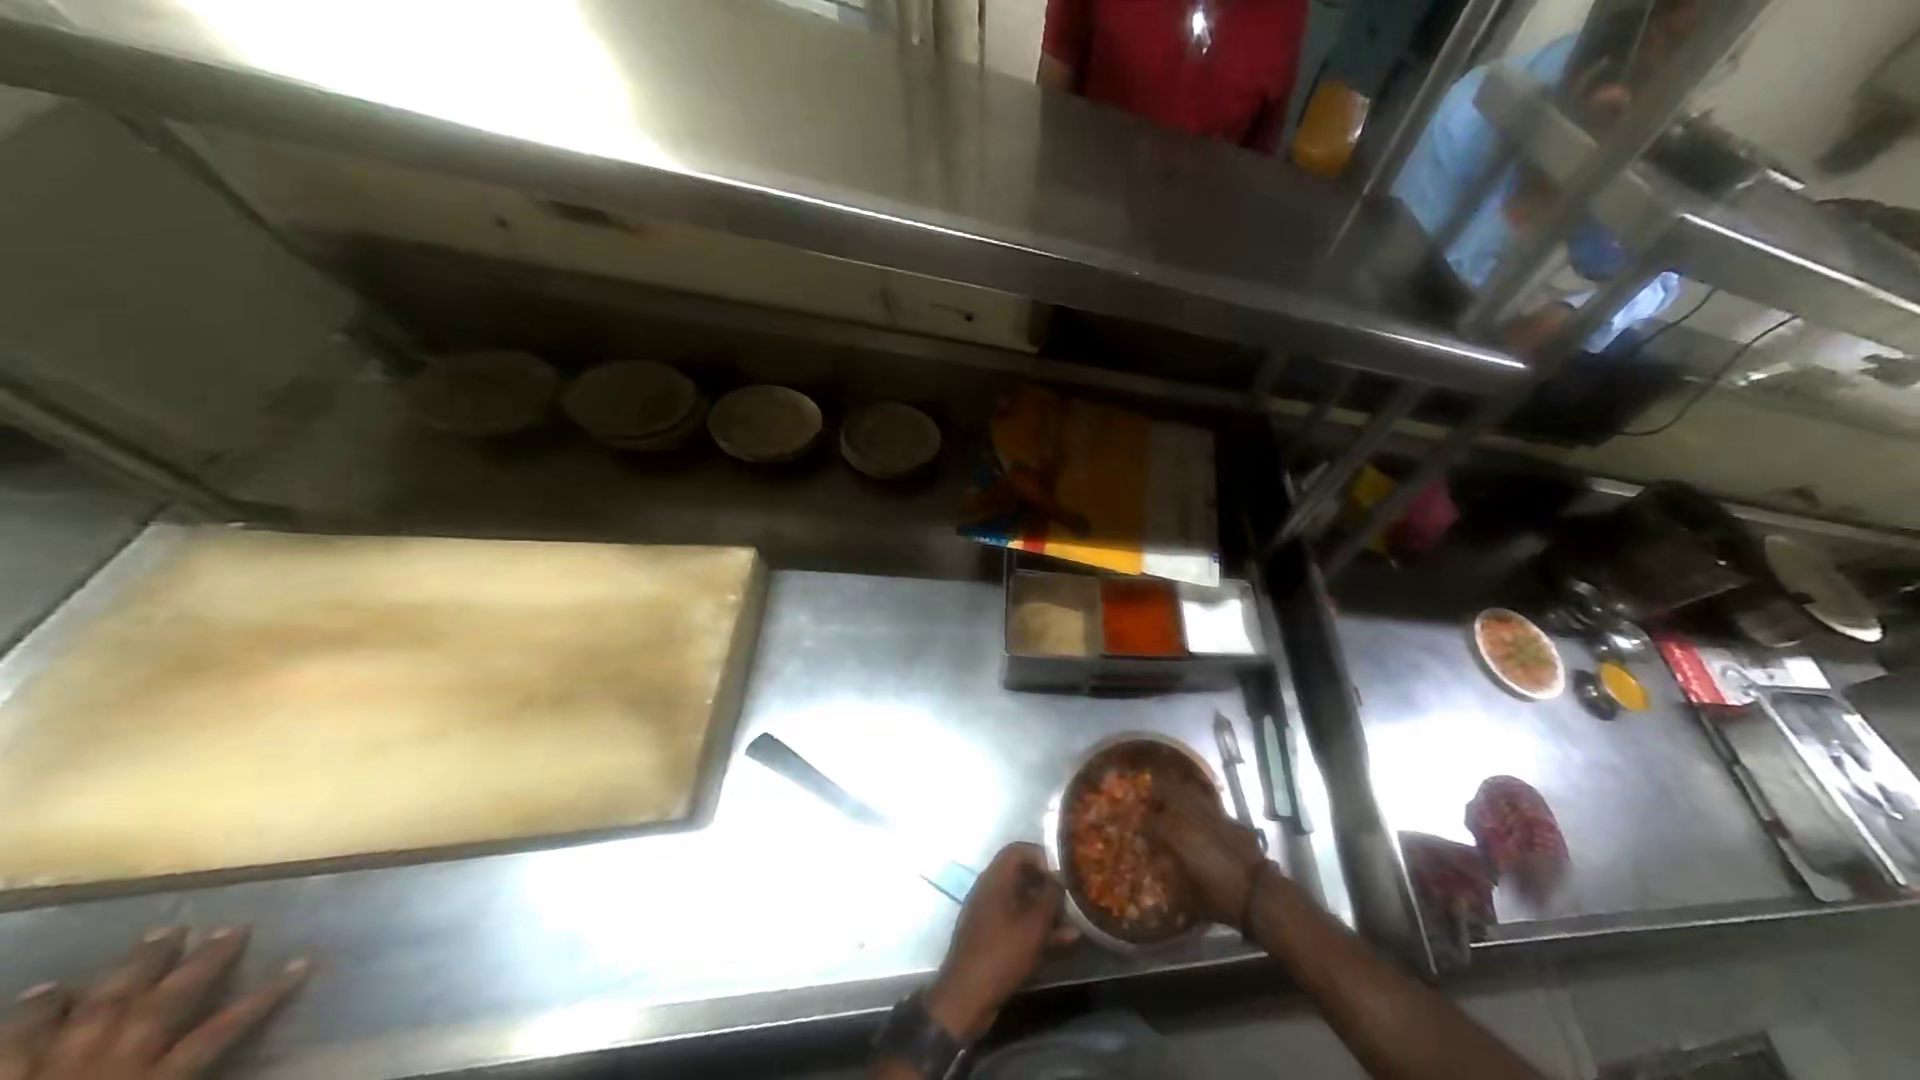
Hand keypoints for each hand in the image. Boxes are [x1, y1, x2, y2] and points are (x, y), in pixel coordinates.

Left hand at [0, 928, 307, 1079]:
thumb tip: (238, 1065)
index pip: (222, 1031)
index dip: (266, 995)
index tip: (304, 960)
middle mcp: (109, 1065)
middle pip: (163, 1002)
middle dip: (200, 962)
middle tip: (229, 926)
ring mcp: (47, 1070)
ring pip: (94, 1007)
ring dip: (129, 969)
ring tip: (157, 935)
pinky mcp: (0, 1078)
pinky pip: (11, 1042)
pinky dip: (31, 1013)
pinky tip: (48, 987)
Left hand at [925, 843, 1069, 1041]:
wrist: (967, 996)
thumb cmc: (1001, 953)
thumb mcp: (1033, 924)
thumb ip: (1050, 896)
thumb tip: (1060, 877)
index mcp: (995, 879)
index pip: (1018, 850)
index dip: (1043, 855)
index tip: (1064, 872)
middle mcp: (990, 891)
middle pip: (1022, 876)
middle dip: (1049, 886)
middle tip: (1073, 897)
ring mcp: (989, 915)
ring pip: (1023, 902)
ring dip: (1048, 911)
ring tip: (1076, 922)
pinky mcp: (992, 937)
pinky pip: (1018, 923)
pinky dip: (1038, 929)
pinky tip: (1064, 941)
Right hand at [1148, 783, 1268, 927]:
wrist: (1261, 896)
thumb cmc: (1221, 899)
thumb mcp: (1189, 897)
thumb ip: (1173, 882)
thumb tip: (1163, 877)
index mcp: (1177, 834)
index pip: (1151, 821)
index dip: (1142, 825)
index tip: (1137, 830)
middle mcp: (1192, 818)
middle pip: (1169, 792)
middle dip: (1157, 794)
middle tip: (1149, 802)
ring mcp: (1213, 815)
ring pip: (1190, 792)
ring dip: (1178, 792)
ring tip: (1171, 798)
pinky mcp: (1231, 820)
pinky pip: (1209, 805)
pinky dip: (1200, 804)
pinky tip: (1199, 815)